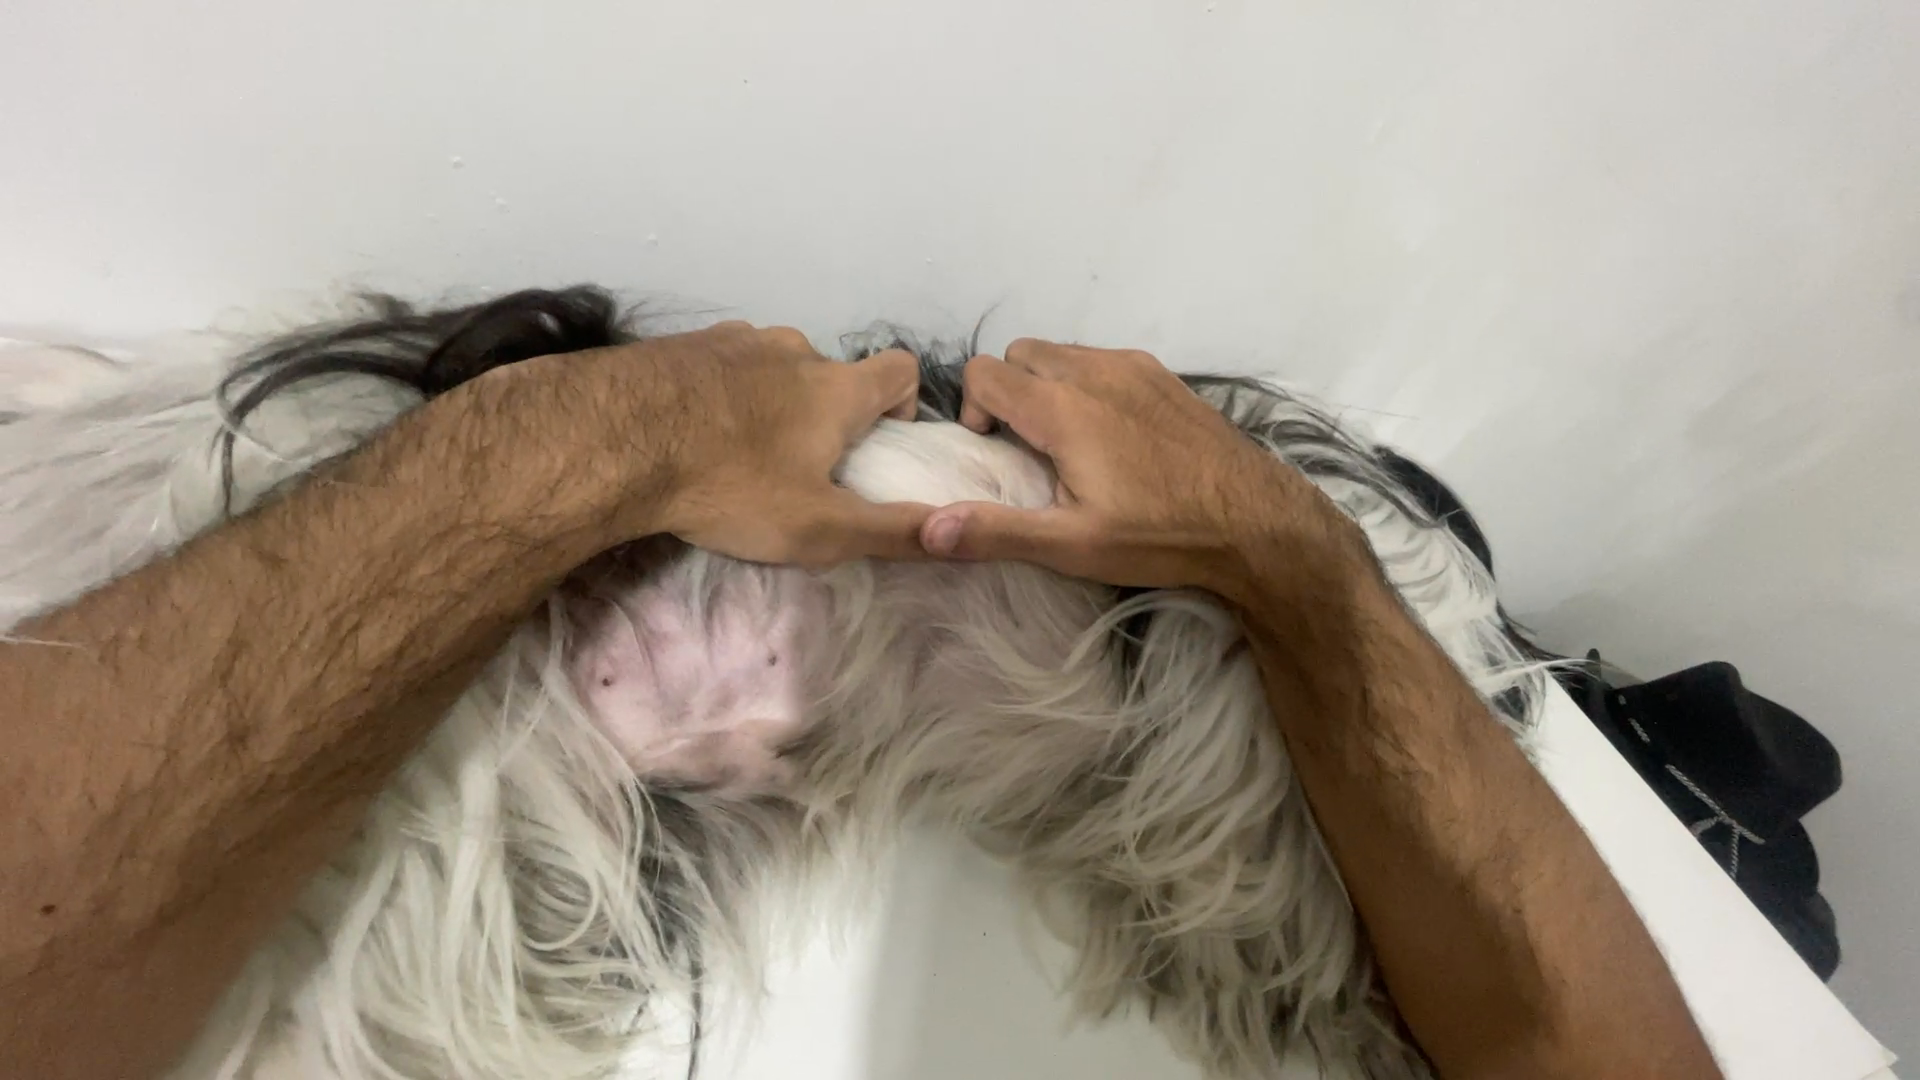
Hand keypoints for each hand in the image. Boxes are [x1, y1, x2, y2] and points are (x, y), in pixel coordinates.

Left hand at [488, 322, 929, 566]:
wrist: (607, 441)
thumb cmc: (730, 486)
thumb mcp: (822, 529)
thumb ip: (896, 532)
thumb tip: (966, 534)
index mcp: (835, 389)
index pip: (900, 368)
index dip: (903, 402)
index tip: (879, 442)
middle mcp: (792, 350)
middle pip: (833, 374)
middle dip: (829, 414)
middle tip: (799, 468)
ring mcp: (733, 340)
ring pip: (775, 367)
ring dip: (774, 402)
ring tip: (739, 452)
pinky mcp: (681, 343)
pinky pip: (722, 365)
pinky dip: (723, 392)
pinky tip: (692, 431)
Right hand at [919, 339, 1361, 597]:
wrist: (1254, 521)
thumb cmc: (1158, 534)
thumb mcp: (1071, 545)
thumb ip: (996, 531)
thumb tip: (927, 530)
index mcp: (1062, 407)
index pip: (984, 373)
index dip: (974, 410)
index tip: (996, 451)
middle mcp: (1093, 370)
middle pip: (1018, 354)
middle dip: (1007, 392)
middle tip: (1027, 446)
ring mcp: (1133, 366)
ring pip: (1060, 352)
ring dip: (1045, 385)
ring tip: (1066, 440)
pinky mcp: (1162, 374)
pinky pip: (1100, 359)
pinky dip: (1084, 383)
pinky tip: (1110, 432)